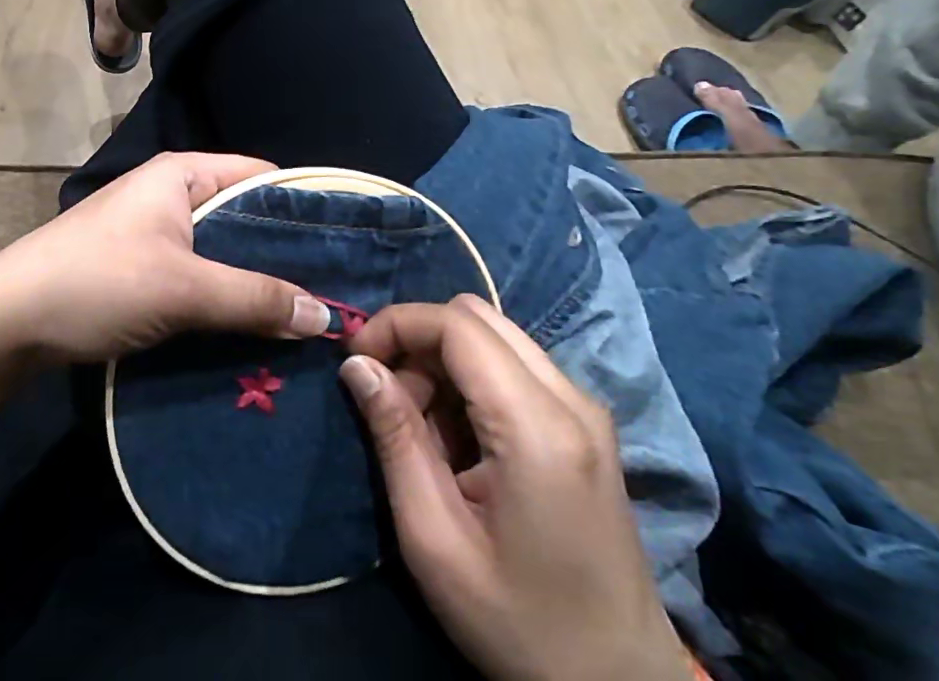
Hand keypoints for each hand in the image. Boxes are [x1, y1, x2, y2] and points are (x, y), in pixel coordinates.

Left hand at [0, 151, 329, 362]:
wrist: (3, 323)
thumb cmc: (96, 283)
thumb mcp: (183, 288)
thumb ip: (256, 298)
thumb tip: (326, 315)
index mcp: (181, 174)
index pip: (262, 177)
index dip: (304, 208)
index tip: (346, 247)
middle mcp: (170, 195)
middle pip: (244, 217)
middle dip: (283, 255)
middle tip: (333, 291)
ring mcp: (153, 234)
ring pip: (222, 253)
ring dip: (254, 283)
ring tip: (305, 315)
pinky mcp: (141, 270)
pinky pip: (198, 277)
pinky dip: (224, 298)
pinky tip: (254, 328)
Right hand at [340, 296, 690, 680]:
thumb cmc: (518, 622)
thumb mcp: (434, 539)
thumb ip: (395, 438)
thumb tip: (356, 364)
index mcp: (537, 426)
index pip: (458, 325)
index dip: (396, 324)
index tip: (353, 360)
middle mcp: (571, 398)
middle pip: (477, 317)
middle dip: (417, 341)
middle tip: (386, 399)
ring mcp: (585, 408)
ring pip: (494, 336)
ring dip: (441, 362)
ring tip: (419, 430)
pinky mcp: (585, 424)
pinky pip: (513, 366)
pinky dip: (469, 380)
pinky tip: (457, 440)